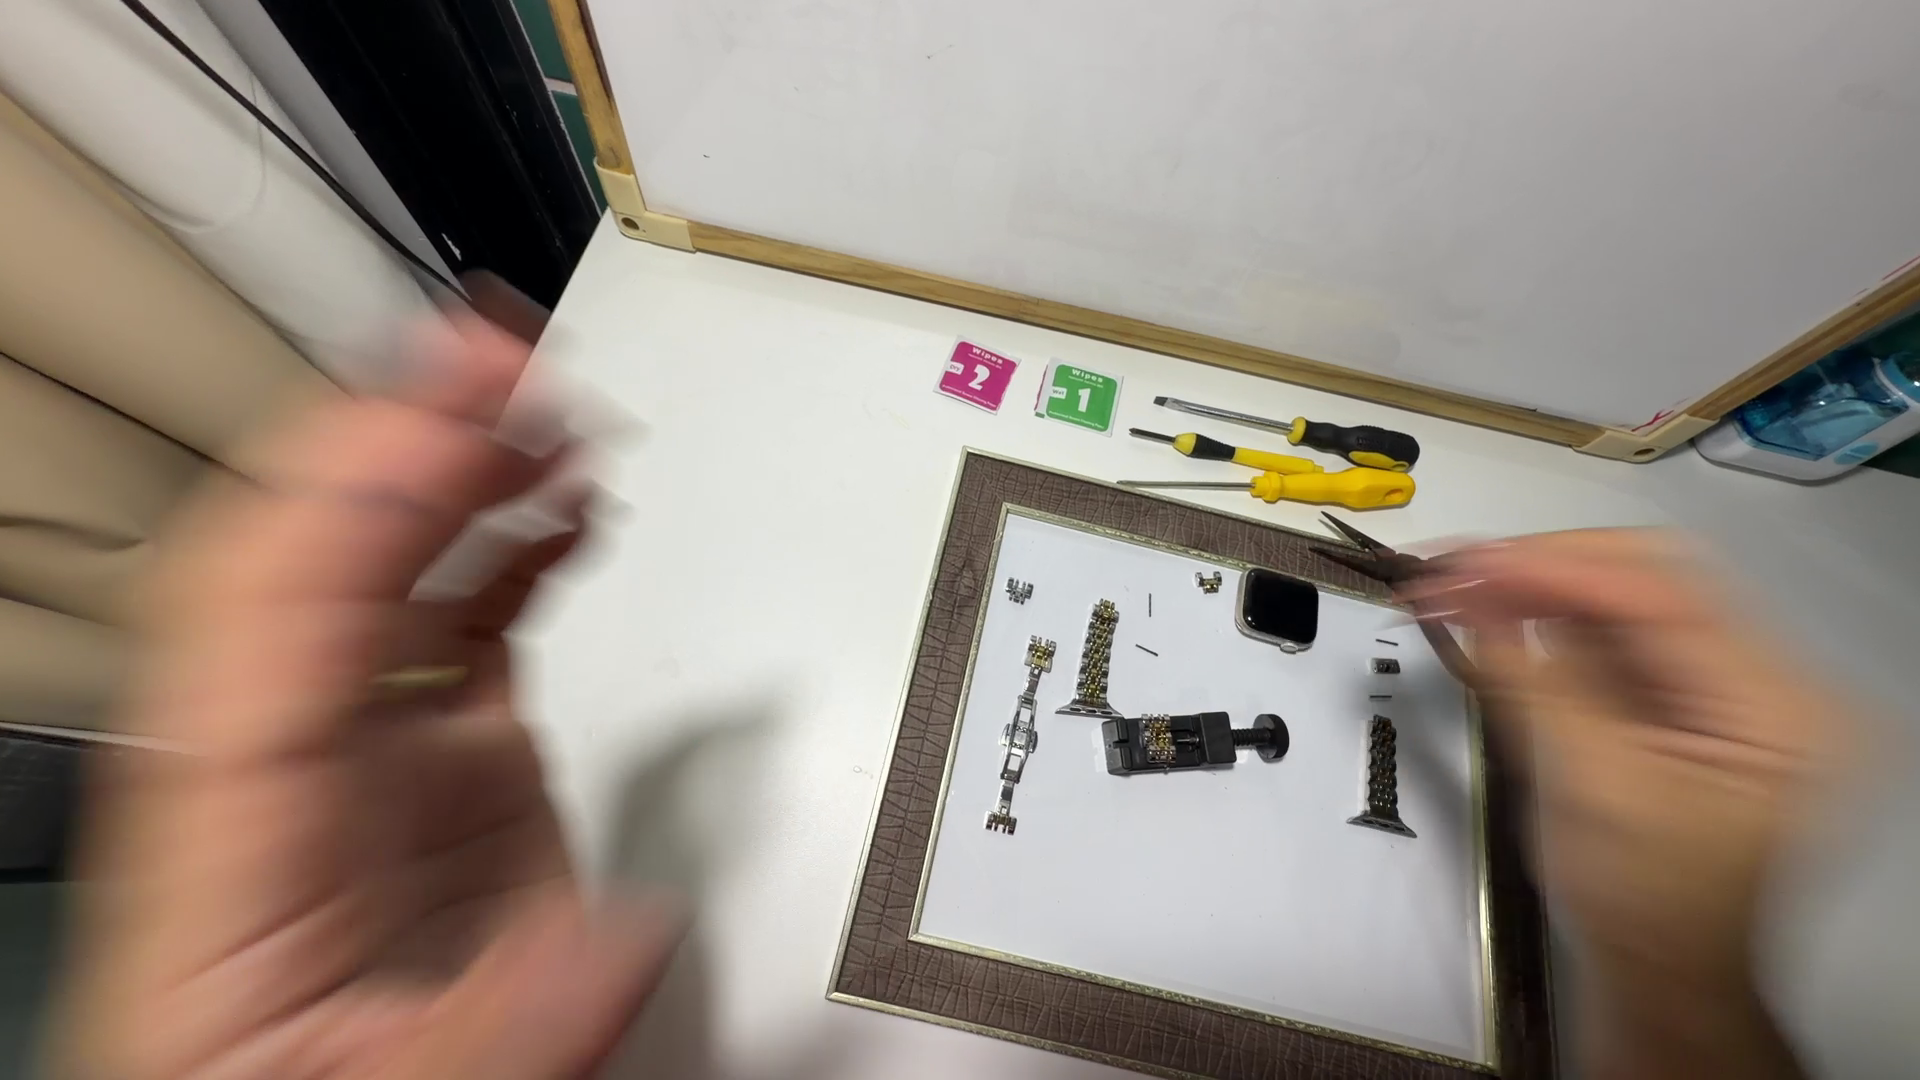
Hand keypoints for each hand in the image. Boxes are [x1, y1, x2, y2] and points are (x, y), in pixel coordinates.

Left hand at [52, 312, 680, 1079]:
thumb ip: (514, 1018)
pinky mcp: (456, 747)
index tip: (462, 406)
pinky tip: (561, 502)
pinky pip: (470, 611)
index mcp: (252, 847)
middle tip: (505, 357)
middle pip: (317, 556)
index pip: (268, 621)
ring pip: (397, 563)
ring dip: (467, 467)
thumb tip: (623, 921)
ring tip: (547, 406)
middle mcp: (307, 766)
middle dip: (406, 435)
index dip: (358, 490)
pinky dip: (516, 541)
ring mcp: (385, 746)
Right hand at [1417, 529, 1833, 1076]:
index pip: (1660, 595)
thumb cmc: (1640, 893)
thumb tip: (1474, 597)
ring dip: (1522, 584)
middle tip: (1450, 571)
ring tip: (1446, 588)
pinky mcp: (1664, 690)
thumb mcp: (1587, 782)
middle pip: (1642, 574)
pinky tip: (1479, 612)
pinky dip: (1529, 613)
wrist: (1652, 954)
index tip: (1463, 564)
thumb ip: (1533, 677)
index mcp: (1777, 709)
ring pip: (1609, 593)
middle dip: (1536, 565)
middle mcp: (1759, 681)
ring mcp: (1712, 682)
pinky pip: (1593, 627)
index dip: (1552, 568)